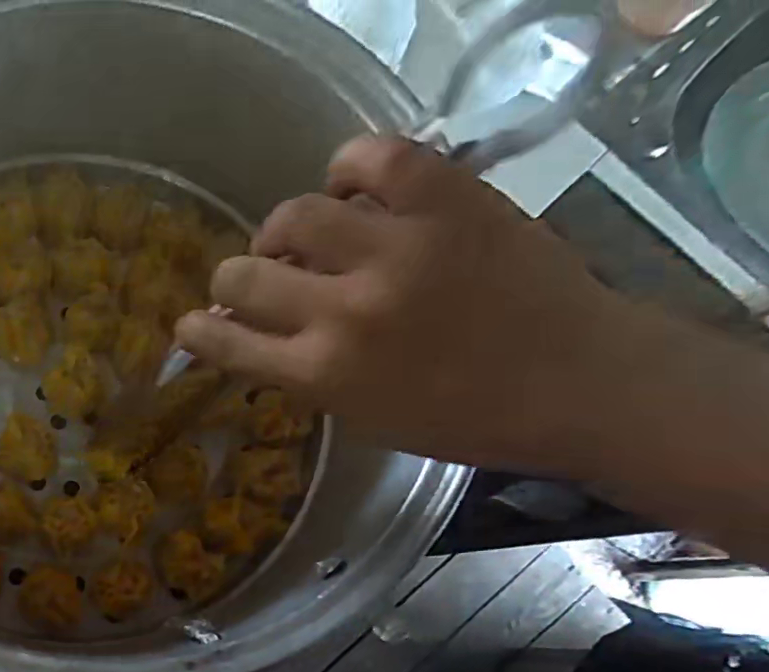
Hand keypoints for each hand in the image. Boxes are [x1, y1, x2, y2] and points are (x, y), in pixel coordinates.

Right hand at [175, 136, 655, 477]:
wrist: (576, 381)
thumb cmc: (453, 416)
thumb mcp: (353, 413)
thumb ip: (294, 371)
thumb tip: (245, 332)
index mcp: (319, 372)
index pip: (221, 341)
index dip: (194, 330)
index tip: (192, 324)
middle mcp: (345, 311)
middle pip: (240, 274)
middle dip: (232, 280)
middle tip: (255, 281)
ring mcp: (399, 251)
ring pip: (294, 214)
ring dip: (281, 230)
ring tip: (303, 237)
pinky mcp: (452, 203)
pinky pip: (377, 158)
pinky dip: (350, 169)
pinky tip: (353, 189)